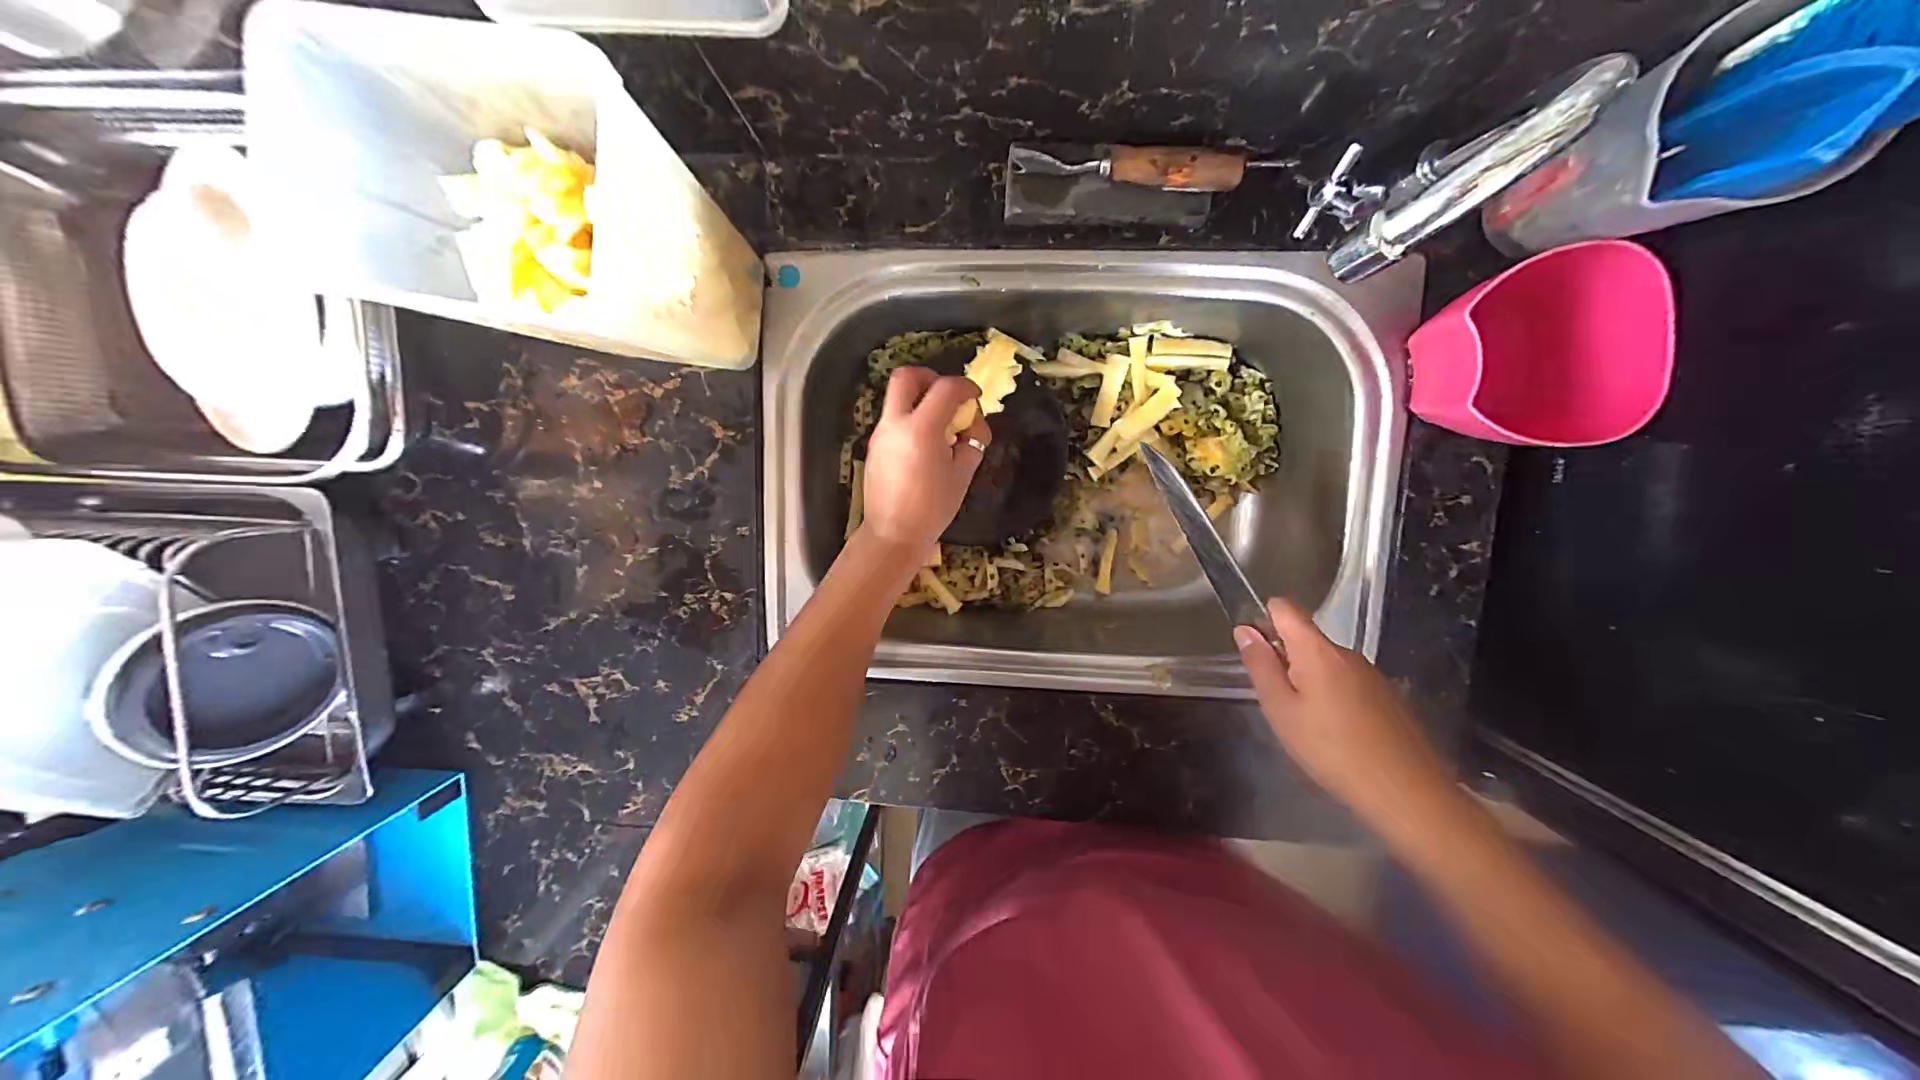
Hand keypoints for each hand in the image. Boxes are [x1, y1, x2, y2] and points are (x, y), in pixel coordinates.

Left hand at [861, 367, 991, 548]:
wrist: (893, 534)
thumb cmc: (932, 509)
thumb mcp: (962, 475)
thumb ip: (972, 442)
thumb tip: (974, 425)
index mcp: (921, 429)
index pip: (945, 388)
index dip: (965, 387)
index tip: (975, 397)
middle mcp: (896, 424)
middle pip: (906, 377)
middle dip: (930, 377)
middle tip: (947, 395)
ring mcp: (881, 434)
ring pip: (896, 397)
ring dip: (920, 399)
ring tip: (940, 426)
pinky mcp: (874, 446)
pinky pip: (893, 419)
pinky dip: (911, 418)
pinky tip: (926, 444)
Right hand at [1235, 598, 1455, 824]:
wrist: (1407, 792)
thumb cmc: (1331, 749)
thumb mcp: (1281, 710)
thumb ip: (1261, 666)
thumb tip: (1245, 630)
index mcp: (1317, 651)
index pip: (1286, 608)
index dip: (1264, 617)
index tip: (1253, 648)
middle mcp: (1347, 653)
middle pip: (1306, 638)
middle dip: (1284, 657)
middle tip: (1274, 699)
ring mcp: (1372, 674)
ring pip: (1326, 663)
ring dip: (1307, 679)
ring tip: (1302, 721)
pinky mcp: (1387, 697)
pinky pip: (1347, 682)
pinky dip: (1331, 696)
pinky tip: (1332, 732)